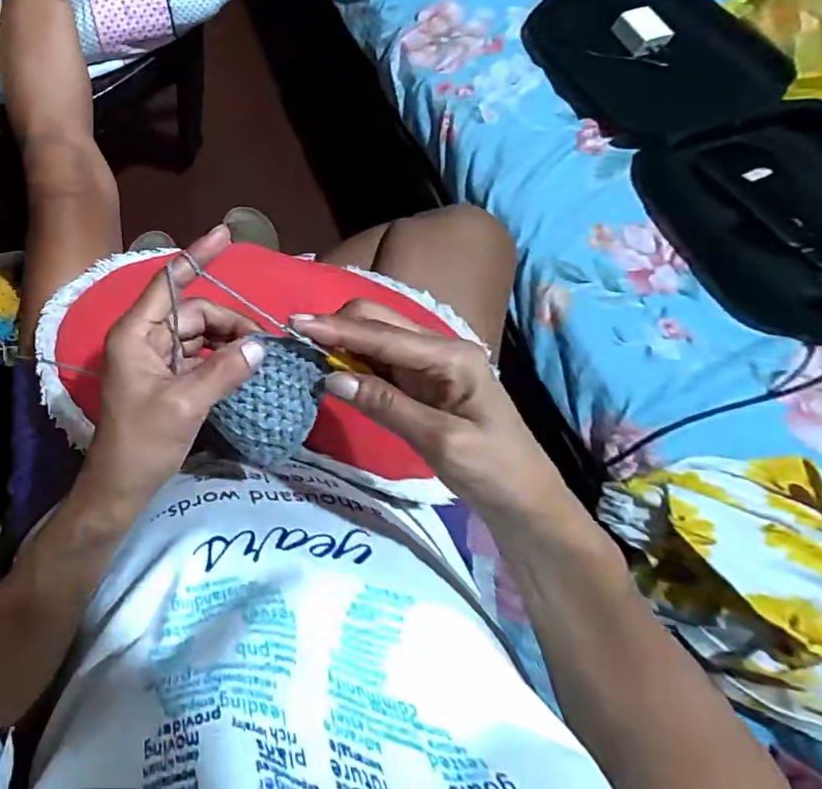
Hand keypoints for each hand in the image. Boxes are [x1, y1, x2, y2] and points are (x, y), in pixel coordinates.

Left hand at [79, 226, 264, 515]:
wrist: (120, 486)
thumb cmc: (142, 442)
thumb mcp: (185, 405)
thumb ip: (223, 371)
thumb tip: (259, 346)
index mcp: (135, 333)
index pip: (168, 282)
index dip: (196, 256)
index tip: (225, 233)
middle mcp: (143, 337)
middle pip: (192, 311)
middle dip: (228, 320)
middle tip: (263, 343)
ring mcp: (153, 357)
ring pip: (197, 333)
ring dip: (227, 340)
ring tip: (258, 354)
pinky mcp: (164, 377)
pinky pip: (197, 354)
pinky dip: (220, 357)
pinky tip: (243, 366)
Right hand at [293, 300, 567, 516]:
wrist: (525, 500)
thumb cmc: (492, 470)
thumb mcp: (440, 441)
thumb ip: (385, 405)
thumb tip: (330, 377)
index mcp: (451, 357)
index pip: (382, 335)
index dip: (336, 329)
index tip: (296, 324)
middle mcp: (440, 348)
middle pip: (377, 321)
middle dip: (337, 327)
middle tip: (298, 342)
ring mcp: (429, 363)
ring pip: (374, 336)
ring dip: (341, 341)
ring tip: (305, 351)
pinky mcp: (420, 379)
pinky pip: (379, 359)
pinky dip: (353, 358)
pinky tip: (332, 366)